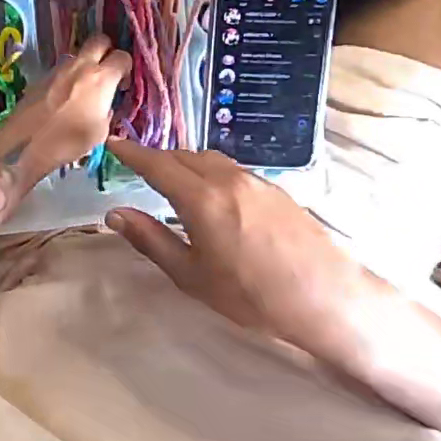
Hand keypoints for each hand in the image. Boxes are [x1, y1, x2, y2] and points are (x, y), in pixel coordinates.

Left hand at [0, 34, 132, 172]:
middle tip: (106, 70)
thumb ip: (106, 112)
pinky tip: (63, 97)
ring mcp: (57, 69)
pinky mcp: (40, 76)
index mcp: (100, 78)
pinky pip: (60, 69)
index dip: (126, 66)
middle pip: (99, 40)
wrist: (24, 144)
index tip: (122, 82)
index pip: (122, 56)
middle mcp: (80, 66)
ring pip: (77, 55)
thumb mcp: (99, 133)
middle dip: (106, 50)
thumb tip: (104, 106)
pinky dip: (67, 77)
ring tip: (82, 87)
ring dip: (84, 65)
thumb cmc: (67, 141)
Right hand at [103, 139, 367, 349]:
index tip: (112, 143)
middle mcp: (227, 178)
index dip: (131, 153)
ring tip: (173, 181)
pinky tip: (211, 194)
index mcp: (201, 197)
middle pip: (182, 156)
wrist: (327, 297)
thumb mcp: (192, 275)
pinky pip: (230, 168)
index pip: (156, 164)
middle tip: (138, 168)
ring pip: (208, 159)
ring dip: (184, 162)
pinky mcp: (274, 188)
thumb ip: (151, 240)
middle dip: (157, 158)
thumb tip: (115, 214)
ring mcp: (255, 180)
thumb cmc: (251, 295)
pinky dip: (209, 170)